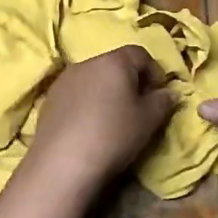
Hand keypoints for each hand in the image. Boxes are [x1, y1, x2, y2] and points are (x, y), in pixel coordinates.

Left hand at [28, 45, 175, 189]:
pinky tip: (89, 128)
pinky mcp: (48, 100)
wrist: (63, 163)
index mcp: (114, 61)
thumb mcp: (149, 120)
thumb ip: (163, 101)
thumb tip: (169, 93)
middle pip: (114, 64)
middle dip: (129, 81)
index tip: (158, 94)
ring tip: (112, 119)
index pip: (140, 54)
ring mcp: (63, 81)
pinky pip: (75, 94)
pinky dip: (86, 104)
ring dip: (106, 92)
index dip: (154, 71)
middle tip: (137, 107)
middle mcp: (86, 63)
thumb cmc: (114, 135)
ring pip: (93, 79)